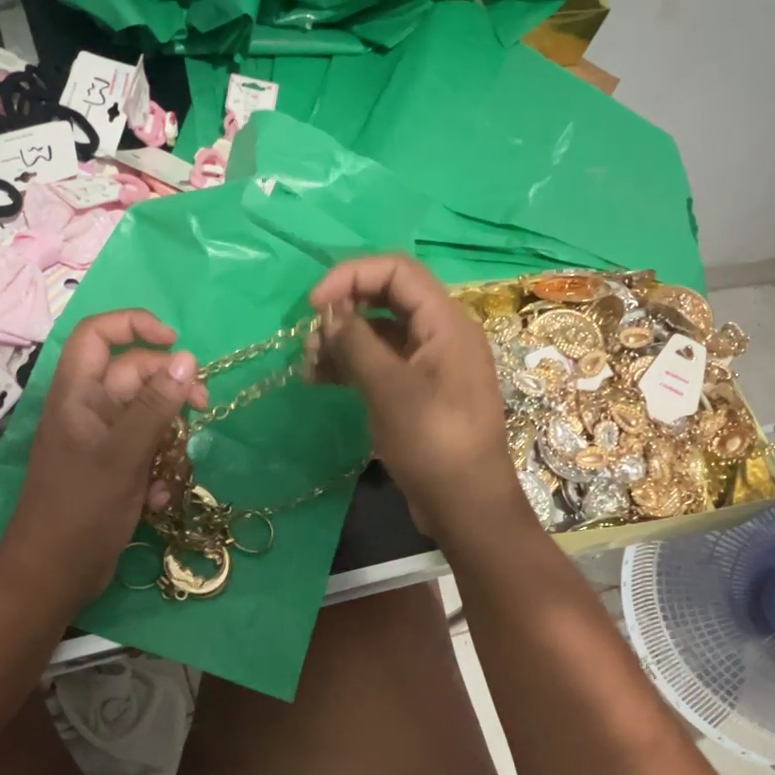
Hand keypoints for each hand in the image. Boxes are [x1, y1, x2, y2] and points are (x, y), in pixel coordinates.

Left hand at [0, 310, 209, 610]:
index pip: (100, 334)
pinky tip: (159, 499)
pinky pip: (146, 454)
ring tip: (173, 471)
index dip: (136, 325)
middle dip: (170, 391)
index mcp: (77, 394)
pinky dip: (158, 471)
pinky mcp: (113, 473)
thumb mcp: (123, 455)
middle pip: (135, 376)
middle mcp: (87, 411)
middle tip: (203, 408)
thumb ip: (156, 406)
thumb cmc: (80, 510)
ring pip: (147, 418)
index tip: (177, 342)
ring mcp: (100, 443)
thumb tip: (187, 358)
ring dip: (169, 440)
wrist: (53, 575)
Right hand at [309, 255, 525, 544]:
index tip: (313, 305)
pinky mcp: (419, 394)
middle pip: (387, 299)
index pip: (397, 271)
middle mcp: (441, 335)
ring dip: (343, 342)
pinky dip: (353, 367)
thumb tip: (330, 313)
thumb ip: (357, 343)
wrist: (465, 504)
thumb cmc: (433, 442)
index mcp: (446, 322)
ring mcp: (431, 365)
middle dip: (344, 311)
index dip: (351, 276)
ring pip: (381, 334)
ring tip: (309, 366)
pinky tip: (321, 380)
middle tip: (309, 340)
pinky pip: (383, 365)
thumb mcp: (390, 389)